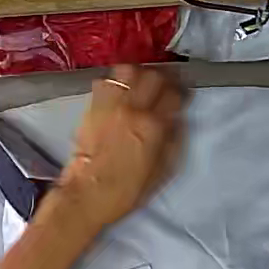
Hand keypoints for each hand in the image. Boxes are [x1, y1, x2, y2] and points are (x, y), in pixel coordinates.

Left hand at [54, 65, 184, 232]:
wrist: (86, 196)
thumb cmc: (127, 189)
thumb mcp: (163, 170)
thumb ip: (173, 140)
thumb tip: (177, 119)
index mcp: (154, 127)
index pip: (174, 94)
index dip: (181, 93)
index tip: (181, 96)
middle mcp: (134, 110)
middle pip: (154, 76)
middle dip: (164, 78)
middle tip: (164, 85)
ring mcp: (111, 106)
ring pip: (129, 71)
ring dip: (139, 74)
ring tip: (141, 83)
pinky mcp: (93, 108)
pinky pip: (105, 82)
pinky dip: (115, 81)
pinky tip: (119, 91)